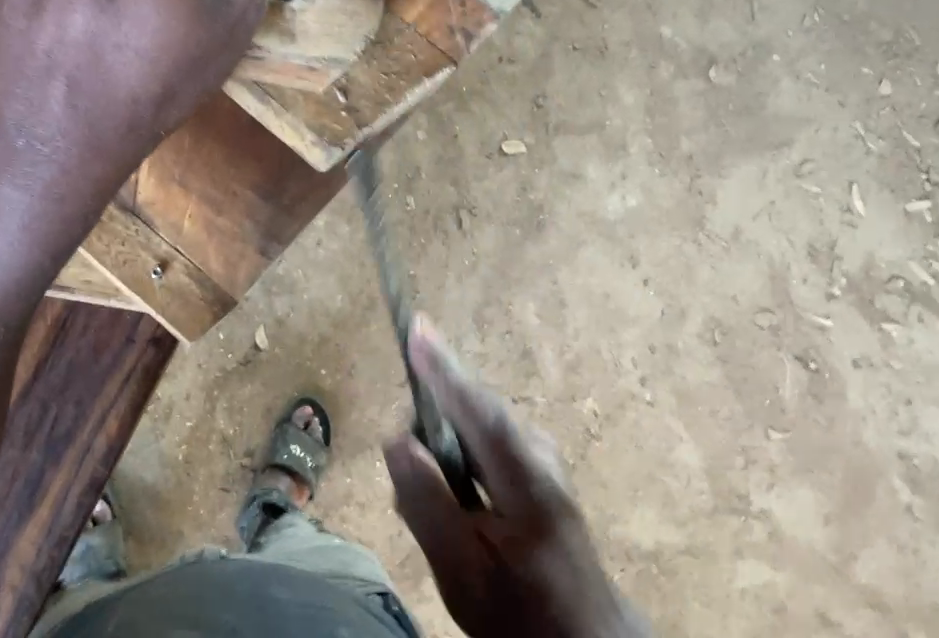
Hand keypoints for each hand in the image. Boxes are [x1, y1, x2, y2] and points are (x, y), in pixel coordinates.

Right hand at [386, 319, 647, 637]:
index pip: (480, 411)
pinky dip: (458, 462)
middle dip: (431, 426)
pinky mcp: (538, 468)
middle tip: (411, 489)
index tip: (416, 327)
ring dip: (443, 452)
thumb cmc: (520, 612)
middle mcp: (541, 456)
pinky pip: (484, 443)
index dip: (444, 370)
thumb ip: (426, 502)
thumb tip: (395, 436)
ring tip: (440, 518)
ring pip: (475, 428)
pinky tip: (458, 512)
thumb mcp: (462, 571)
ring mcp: (544, 460)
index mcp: (528, 482)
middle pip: (473, 413)